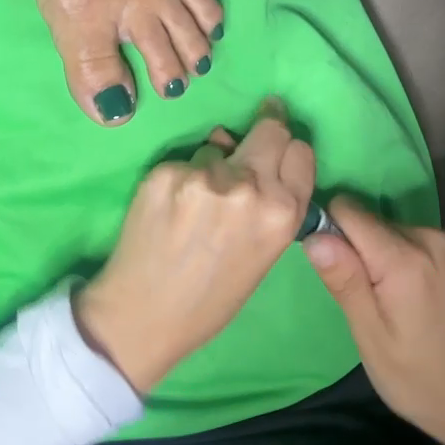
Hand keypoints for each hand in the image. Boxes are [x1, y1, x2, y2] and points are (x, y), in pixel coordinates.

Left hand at [74, 101, 314, 392]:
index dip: (287, 151)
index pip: (299, 151)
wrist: (145, 316)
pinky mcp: (166, 171)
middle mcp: (250, 187)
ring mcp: (205, 176)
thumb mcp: (263, 254)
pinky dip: (180, 176)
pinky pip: (184, 159)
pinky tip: (170, 208)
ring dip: (213, 163)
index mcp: (282, 214)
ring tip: (196, 204)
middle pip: (268, 129)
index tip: (277, 148)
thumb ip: (269, 204)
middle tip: (247, 142)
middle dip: (264, 129)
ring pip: (219, 145)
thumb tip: (252, 157)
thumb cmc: (211, 298)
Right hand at [301, 197, 444, 444]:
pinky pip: (413, 239)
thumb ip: (344, 280)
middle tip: (368, 301)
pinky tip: (415, 296)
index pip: (348, 210)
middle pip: (371, 221)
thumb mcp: (370, 337)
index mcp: (405, 259)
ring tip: (393, 303)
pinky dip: (405, 259)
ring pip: (391, 230)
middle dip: (359, 252)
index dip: (332, 233)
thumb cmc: (419, 378)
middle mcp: (431, 238)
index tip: (335, 271)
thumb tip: (315, 235)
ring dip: (382, 257)